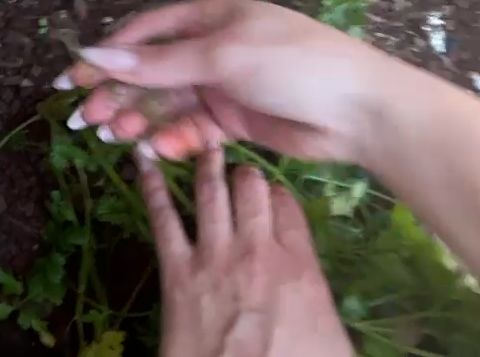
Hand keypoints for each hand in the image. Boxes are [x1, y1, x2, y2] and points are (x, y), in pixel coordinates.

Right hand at [62, 0, 417, 162]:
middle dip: (118, 93)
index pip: (142, 34)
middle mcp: (207, 48)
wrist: (362, 111)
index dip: (107, 55)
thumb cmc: (290, 62)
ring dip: (140, 118)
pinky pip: (192, 128)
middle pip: (150, 71)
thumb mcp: (220, 56)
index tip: (73, 78)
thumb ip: (157, 62)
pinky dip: (173, 138)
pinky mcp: (234, 120)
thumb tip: (94, 55)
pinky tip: (157, 149)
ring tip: (114, 136)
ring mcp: (220, 84)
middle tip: (86, 119)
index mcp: (205, 17)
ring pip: (167, 103)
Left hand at [141, 149, 354, 356]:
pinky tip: (143, 160)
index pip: (289, 208)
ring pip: (209, 190)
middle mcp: (256, 250)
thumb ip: (327, 314)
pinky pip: (162, 217)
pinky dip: (151, 185)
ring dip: (206, 164)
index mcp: (301, 269)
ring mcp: (213, 256)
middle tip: (238, 166)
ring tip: (203, 144)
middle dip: (244, 173)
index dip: (279, 195)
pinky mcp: (176, 270)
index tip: (273, 193)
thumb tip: (333, 314)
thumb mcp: (336, 350)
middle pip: (250, 188)